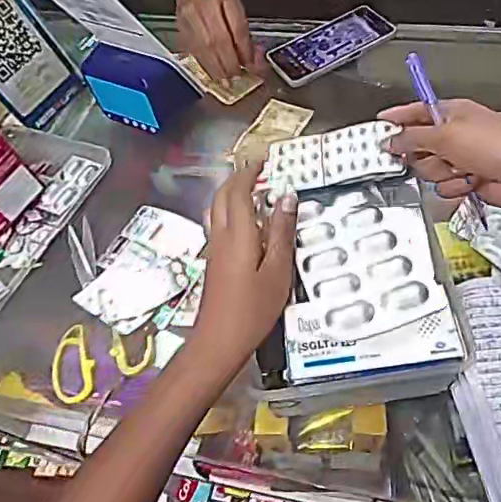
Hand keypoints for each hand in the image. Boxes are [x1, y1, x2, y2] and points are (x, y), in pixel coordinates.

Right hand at [171, 0, 260, 83]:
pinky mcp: (181, 26)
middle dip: (230, 62)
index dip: (244, 49)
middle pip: (219, 39)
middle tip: (236, 76)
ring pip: (205, 47)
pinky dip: (205, 64)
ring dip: (217, 67)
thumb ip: (241, 29)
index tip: (249, 64)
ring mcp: (190, 14)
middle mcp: (205, 3)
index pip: (237, 27)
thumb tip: (250, 57)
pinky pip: (194, 49)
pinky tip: (212, 72)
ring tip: (225, 80)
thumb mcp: (233, 3)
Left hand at [192, 165, 296, 357]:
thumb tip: (287, 199)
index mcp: (237, 234)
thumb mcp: (277, 271)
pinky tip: (246, 223)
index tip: (262, 162)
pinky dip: (232, 212)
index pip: (239, 191)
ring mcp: (214, 249)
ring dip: (232, 194)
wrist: (219, 340)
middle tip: (258, 171)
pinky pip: (220, 225)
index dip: (249, 172)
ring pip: (218, 209)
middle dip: (238, 178)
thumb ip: (281, 233)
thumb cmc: (251, 310)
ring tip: (252, 191)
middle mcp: (220, 236)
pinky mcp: (213, 262)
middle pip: (223, 195)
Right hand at [378, 99, 500, 218]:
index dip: (397, 118)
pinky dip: (455, 186)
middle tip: (434, 156)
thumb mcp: (445, 136)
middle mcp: (456, 133)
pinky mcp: (467, 178)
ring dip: (442, 173)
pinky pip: (445, 185)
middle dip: (424, 155)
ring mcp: (462, 157)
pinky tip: (470, 181)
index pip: (416, 111)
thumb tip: (390, 139)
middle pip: (418, 146)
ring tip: (461, 169)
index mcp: (453, 112)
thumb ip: (411, 138)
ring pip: (430, 169)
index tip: (379, 123)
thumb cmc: (495, 146)